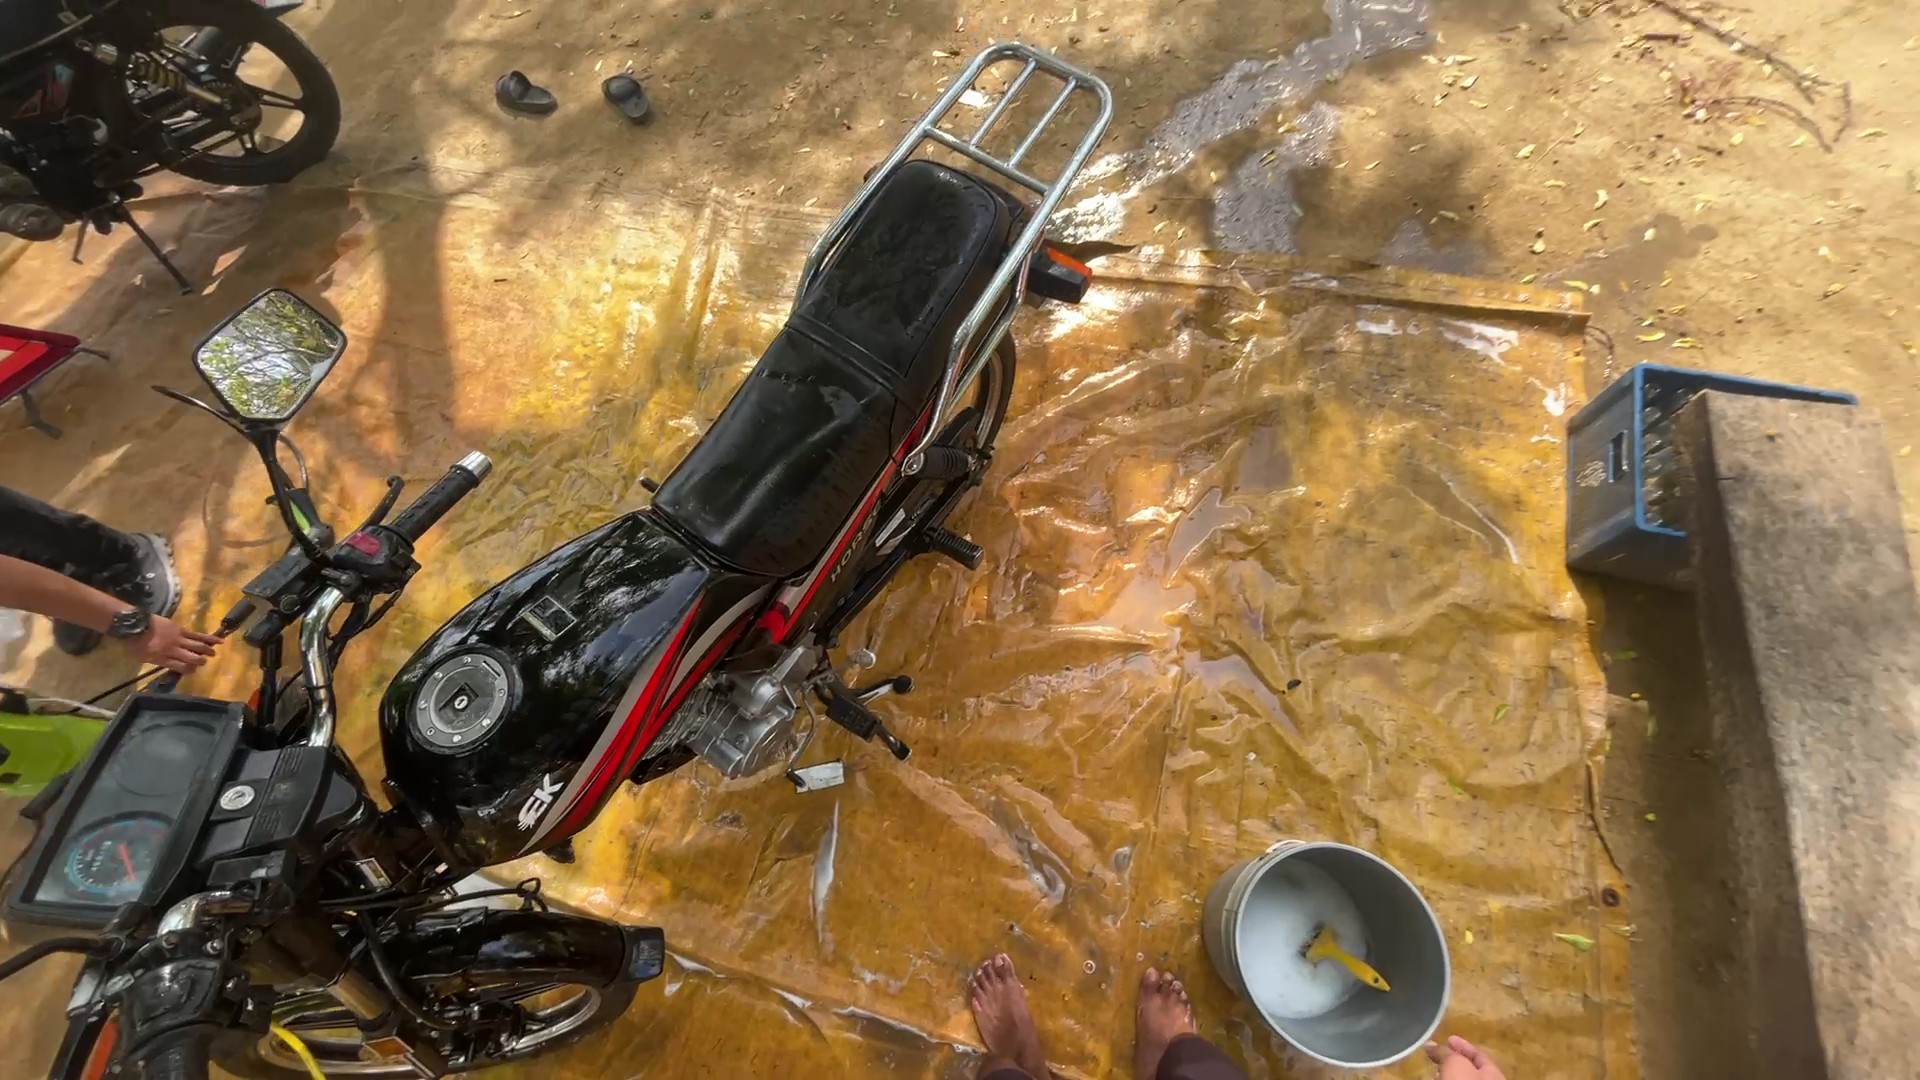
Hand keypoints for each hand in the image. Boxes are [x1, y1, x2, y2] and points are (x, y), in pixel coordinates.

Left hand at [129, 615, 219, 673]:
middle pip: (192, 658)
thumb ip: (158, 660)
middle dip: (200, 661)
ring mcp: (178, 640)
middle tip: (203, 662)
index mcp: (160, 659)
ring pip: (198, 647)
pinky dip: (211, 639)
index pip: (180, 667)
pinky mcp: (183, 631)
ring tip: (213, 654)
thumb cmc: (133, 643)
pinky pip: (199, 636)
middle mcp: (172, 650)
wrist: (134, 625)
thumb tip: (172, 663)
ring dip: (207, 651)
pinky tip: (220, 641)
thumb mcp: (141, 657)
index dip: (189, 670)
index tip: (193, 671)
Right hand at [1428, 1036, 1506, 1079]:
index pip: (1480, 1055)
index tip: (1447, 1038)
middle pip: (1471, 1070)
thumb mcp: (1454, 1063)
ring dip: (1447, 1075)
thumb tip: (1431, 1045)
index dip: (1463, 1045)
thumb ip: (1445, 1051)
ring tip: (1433, 1072)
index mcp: (1495, 1076)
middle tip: (1437, 1055)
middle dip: (1452, 1061)